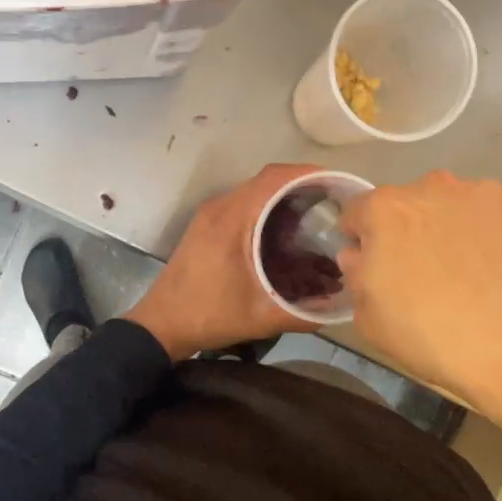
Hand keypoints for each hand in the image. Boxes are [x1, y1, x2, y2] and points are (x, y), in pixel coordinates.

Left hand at [125, 164, 323, 360]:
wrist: (161, 325)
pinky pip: (242, 205)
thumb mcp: (261, 318)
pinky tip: (286, 233)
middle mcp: (220, 209)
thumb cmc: (209, 316)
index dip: (308, 175)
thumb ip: (303, 313)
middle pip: (266, 181)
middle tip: (334, 204)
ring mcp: (210, 216)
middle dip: (302, 187)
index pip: (273, 179)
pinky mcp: (206, 226)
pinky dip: (267, 210)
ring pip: (254, 192)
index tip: (337, 184)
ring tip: (316, 217)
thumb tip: (340, 307)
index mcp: (232, 221)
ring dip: (284, 198)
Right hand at [337, 172, 501, 494]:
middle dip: (407, 231)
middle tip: (419, 275)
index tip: (370, 268)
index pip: (357, 212)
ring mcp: (489, 197)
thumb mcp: (370, 320)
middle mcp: (437, 188)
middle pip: (409, 204)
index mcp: (388, 210)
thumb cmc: (435, 338)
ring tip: (466, 278)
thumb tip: (363, 257)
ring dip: (451, 232)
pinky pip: (494, 223)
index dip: (360, 240)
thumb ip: (357, 276)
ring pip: (455, 209)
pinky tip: (500, 280)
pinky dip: (491, 242)